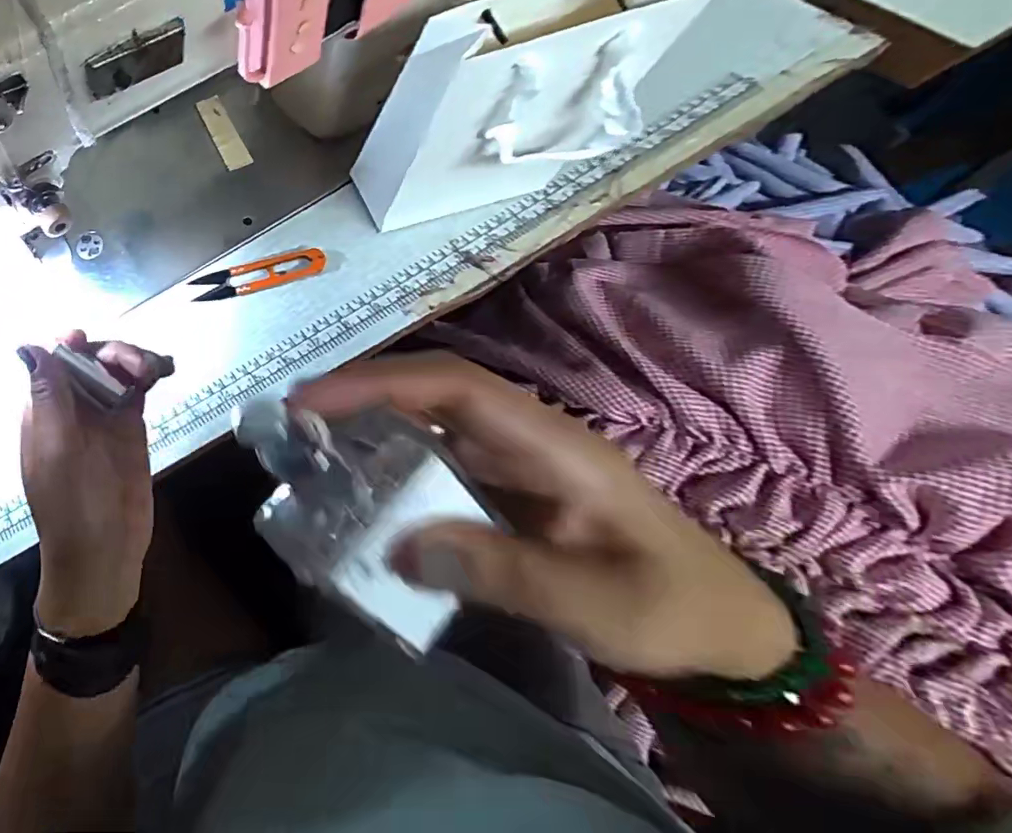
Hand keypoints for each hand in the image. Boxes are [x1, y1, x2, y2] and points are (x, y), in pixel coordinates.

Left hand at [19, 332, 172, 637]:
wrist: (104, 552)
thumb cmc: (72, 503)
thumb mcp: (56, 448)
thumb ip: (49, 396)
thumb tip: (27, 346)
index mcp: (45, 411)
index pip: (55, 362)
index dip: (71, 345)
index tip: (89, 340)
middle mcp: (73, 408)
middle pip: (91, 360)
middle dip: (112, 352)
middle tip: (138, 367)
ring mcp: (103, 417)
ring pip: (116, 371)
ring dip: (134, 359)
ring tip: (155, 369)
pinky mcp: (130, 427)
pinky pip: (137, 390)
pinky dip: (148, 375)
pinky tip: (162, 370)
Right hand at [292, 352, 796, 680]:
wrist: (718, 628)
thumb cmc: (668, 605)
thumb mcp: (595, 603)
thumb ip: (503, 573)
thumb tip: (399, 549)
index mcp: (551, 442)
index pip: (455, 387)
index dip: (382, 383)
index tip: (315, 400)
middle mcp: (523, 434)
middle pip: (431, 389)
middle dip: (361, 392)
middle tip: (292, 417)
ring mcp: (512, 457)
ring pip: (428, 418)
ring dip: (369, 421)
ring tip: (309, 443)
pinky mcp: (502, 484)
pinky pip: (434, 457)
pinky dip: (389, 461)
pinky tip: (358, 486)